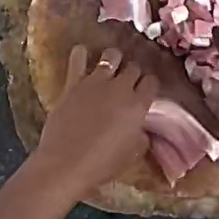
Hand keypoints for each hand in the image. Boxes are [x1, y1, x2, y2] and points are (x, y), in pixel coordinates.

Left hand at [15, 45, 157, 204]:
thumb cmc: (104, 163)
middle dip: (134, 72)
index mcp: (138, 104)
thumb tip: (140, 128)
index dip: (150, 84)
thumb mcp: (134, 152)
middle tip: (129, 81)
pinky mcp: (73, 84)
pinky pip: (78, 59)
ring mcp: (96, 83)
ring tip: (112, 65)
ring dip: (114, 59)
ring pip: (112, 56)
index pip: (152, 82)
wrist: (66, 164)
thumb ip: (141, 134)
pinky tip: (83, 53)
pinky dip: (81, 54)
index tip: (146, 90)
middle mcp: (121, 88)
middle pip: (134, 67)